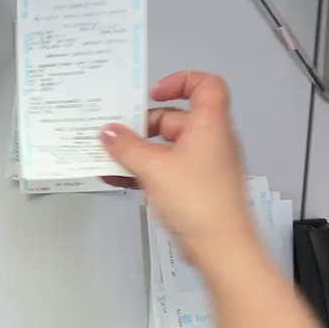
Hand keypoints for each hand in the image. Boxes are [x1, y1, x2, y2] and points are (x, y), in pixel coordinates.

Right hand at [101, 71, 259, 261]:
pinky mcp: (193, 186)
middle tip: (117, 134)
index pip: (205, 85)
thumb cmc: (198, 200)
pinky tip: (118, 178)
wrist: (220, 246)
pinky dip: (143, 170)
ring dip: (138, 150)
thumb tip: (108, 132)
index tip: (152, 94)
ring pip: (166, 146)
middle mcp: (209, 140)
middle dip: (143, 125)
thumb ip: (126, 147)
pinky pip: (165, 168)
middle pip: (175, 118)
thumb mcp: (153, 168)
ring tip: (110, 157)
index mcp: (209, 125)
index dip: (180, 81)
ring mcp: (202, 164)